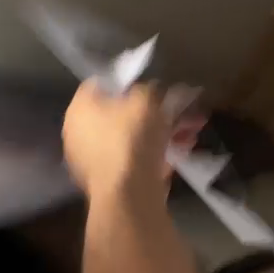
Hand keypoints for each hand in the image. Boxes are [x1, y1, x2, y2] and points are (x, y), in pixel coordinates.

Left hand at [63, 81, 191, 200]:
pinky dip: (158, 150)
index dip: (130, 81)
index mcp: (80, 108)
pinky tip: (183, 150)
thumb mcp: (146, 101)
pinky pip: (137, 155)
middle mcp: (80, 131)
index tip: (155, 85)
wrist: (129, 191)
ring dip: (165, 130)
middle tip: (183, 109)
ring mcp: (95, 156)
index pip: (102, 84)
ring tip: (192, 131)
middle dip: (158, 110)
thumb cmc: (132, 138)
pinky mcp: (111, 176)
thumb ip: (149, 88)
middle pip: (122, 112)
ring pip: (135, 135)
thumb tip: (152, 89)